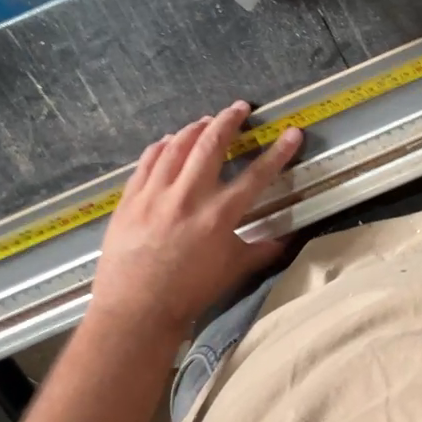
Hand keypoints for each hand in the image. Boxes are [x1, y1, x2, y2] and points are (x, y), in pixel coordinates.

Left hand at [89, 101, 303, 340]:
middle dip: (228, 121)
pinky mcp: (129, 201)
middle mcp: (188, 198)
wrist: (135, 313)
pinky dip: (161, 147)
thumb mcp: (234, 270)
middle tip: (240, 108)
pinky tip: (168, 141)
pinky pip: (147, 163)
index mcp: (219, 215)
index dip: (279, 151)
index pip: (257, 174)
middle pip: (210, 145)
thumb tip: (288, 241)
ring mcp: (154, 197)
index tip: (292, 132)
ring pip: (176, 147)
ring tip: (206, 120)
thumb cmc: (189, 293)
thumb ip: (262, 250)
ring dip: (194, 128)